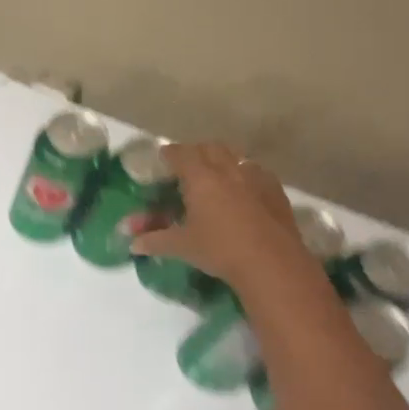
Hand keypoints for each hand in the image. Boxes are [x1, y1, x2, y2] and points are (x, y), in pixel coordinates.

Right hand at [132, 142, 309, 289]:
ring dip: (221, 161)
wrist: (270, 261)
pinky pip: (255, 172)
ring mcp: (256, 177)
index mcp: (202, 179)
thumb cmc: (219, 249)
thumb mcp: (181, 247)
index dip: (170, 153)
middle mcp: (229, 170)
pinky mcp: (274, 190)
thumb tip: (133, 244)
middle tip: (185, 166)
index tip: (162, 157)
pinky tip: (240, 192)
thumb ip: (154, 241)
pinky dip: (242, 175)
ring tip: (213, 177)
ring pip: (235, 157)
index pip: (182, 154)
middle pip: (210, 148)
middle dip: (196, 152)